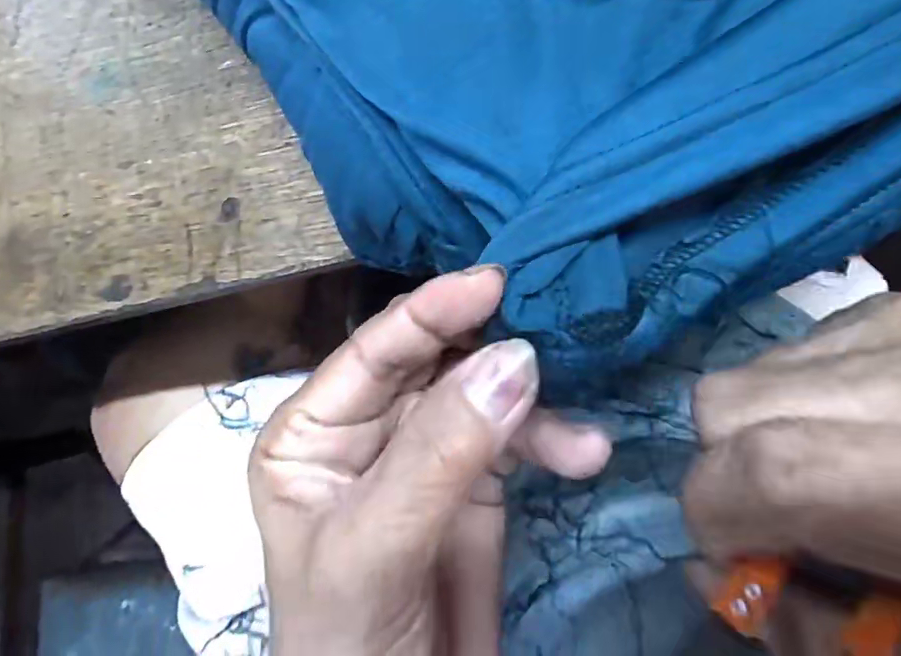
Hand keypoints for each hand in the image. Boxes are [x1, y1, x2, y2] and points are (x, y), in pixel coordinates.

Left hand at [249, 267, 612, 655]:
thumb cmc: (347, 642)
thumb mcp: (377, 547)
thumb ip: (440, 452)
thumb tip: (515, 358)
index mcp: (315, 428)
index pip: (375, 349)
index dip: (432, 310)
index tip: (494, 281)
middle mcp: (370, 425)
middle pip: (435, 359)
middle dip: (489, 346)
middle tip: (545, 325)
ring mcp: (426, 447)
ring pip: (483, 390)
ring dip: (533, 403)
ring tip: (573, 429)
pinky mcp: (475, 476)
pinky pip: (516, 434)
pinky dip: (552, 439)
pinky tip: (585, 454)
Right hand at [684, 292, 900, 655]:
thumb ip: (822, 633)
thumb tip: (712, 565)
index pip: (783, 467)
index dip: (717, 517)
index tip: (735, 561)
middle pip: (738, 399)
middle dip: (728, 474)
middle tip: (787, 531)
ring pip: (754, 369)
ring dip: (765, 434)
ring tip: (844, 485)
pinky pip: (799, 349)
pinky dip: (802, 400)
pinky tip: (870, 437)